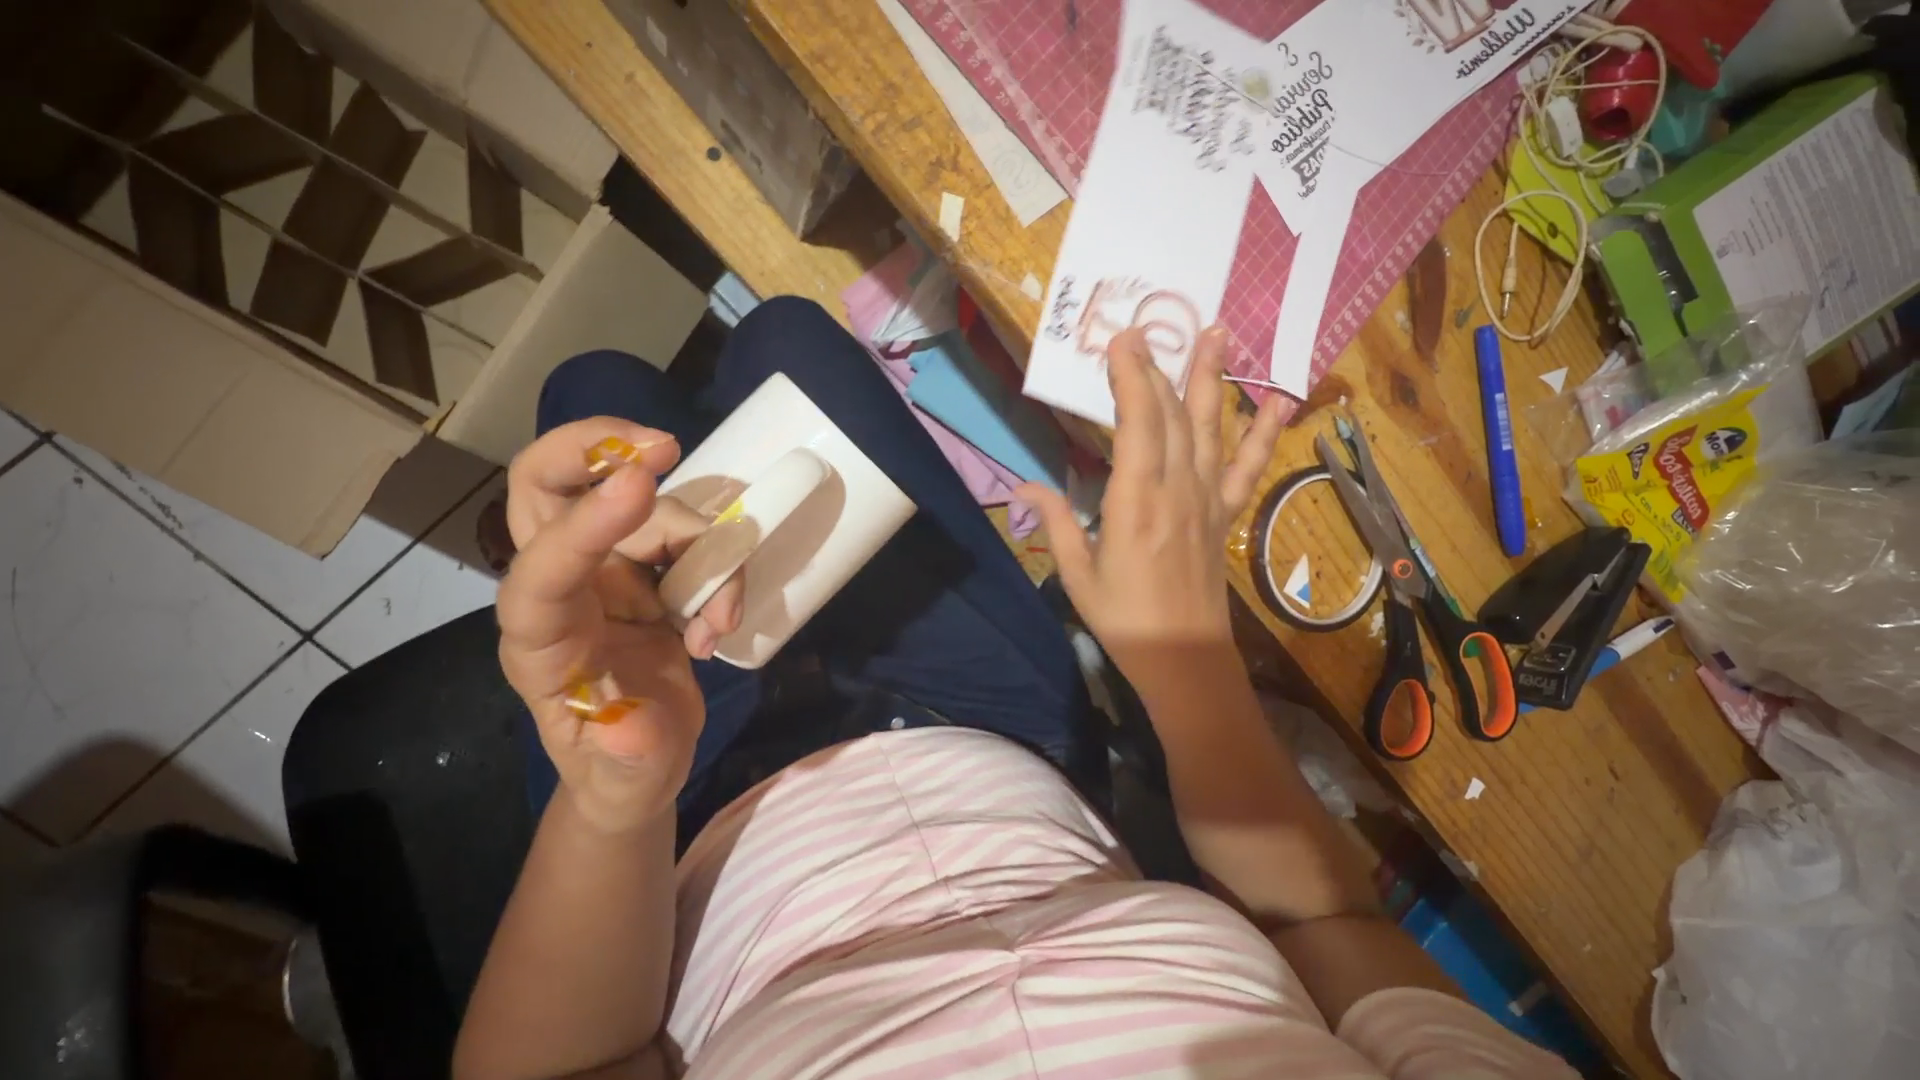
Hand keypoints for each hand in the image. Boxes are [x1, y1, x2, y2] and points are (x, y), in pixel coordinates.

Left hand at [496, 419, 743, 832]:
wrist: (638, 762)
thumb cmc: (619, 772)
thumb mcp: (626, 779)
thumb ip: (627, 754)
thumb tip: (632, 728)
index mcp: (539, 642)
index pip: (540, 574)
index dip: (585, 525)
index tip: (641, 484)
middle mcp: (562, 589)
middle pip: (543, 487)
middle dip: (593, 449)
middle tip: (665, 446)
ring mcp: (604, 572)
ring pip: (645, 510)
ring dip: (701, 548)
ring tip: (718, 623)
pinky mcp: (644, 570)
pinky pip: (683, 535)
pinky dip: (718, 565)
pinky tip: (717, 621)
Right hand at [1020, 327, 1283, 687]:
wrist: (1183, 655)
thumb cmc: (1122, 617)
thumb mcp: (1076, 573)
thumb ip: (1055, 522)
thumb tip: (1026, 485)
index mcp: (1136, 500)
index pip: (1137, 423)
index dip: (1131, 377)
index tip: (1121, 340)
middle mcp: (1177, 488)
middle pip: (1171, 414)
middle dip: (1159, 367)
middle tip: (1149, 328)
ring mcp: (1207, 498)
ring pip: (1210, 427)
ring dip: (1214, 379)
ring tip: (1221, 333)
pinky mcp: (1224, 513)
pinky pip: (1247, 466)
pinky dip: (1264, 432)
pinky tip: (1281, 402)